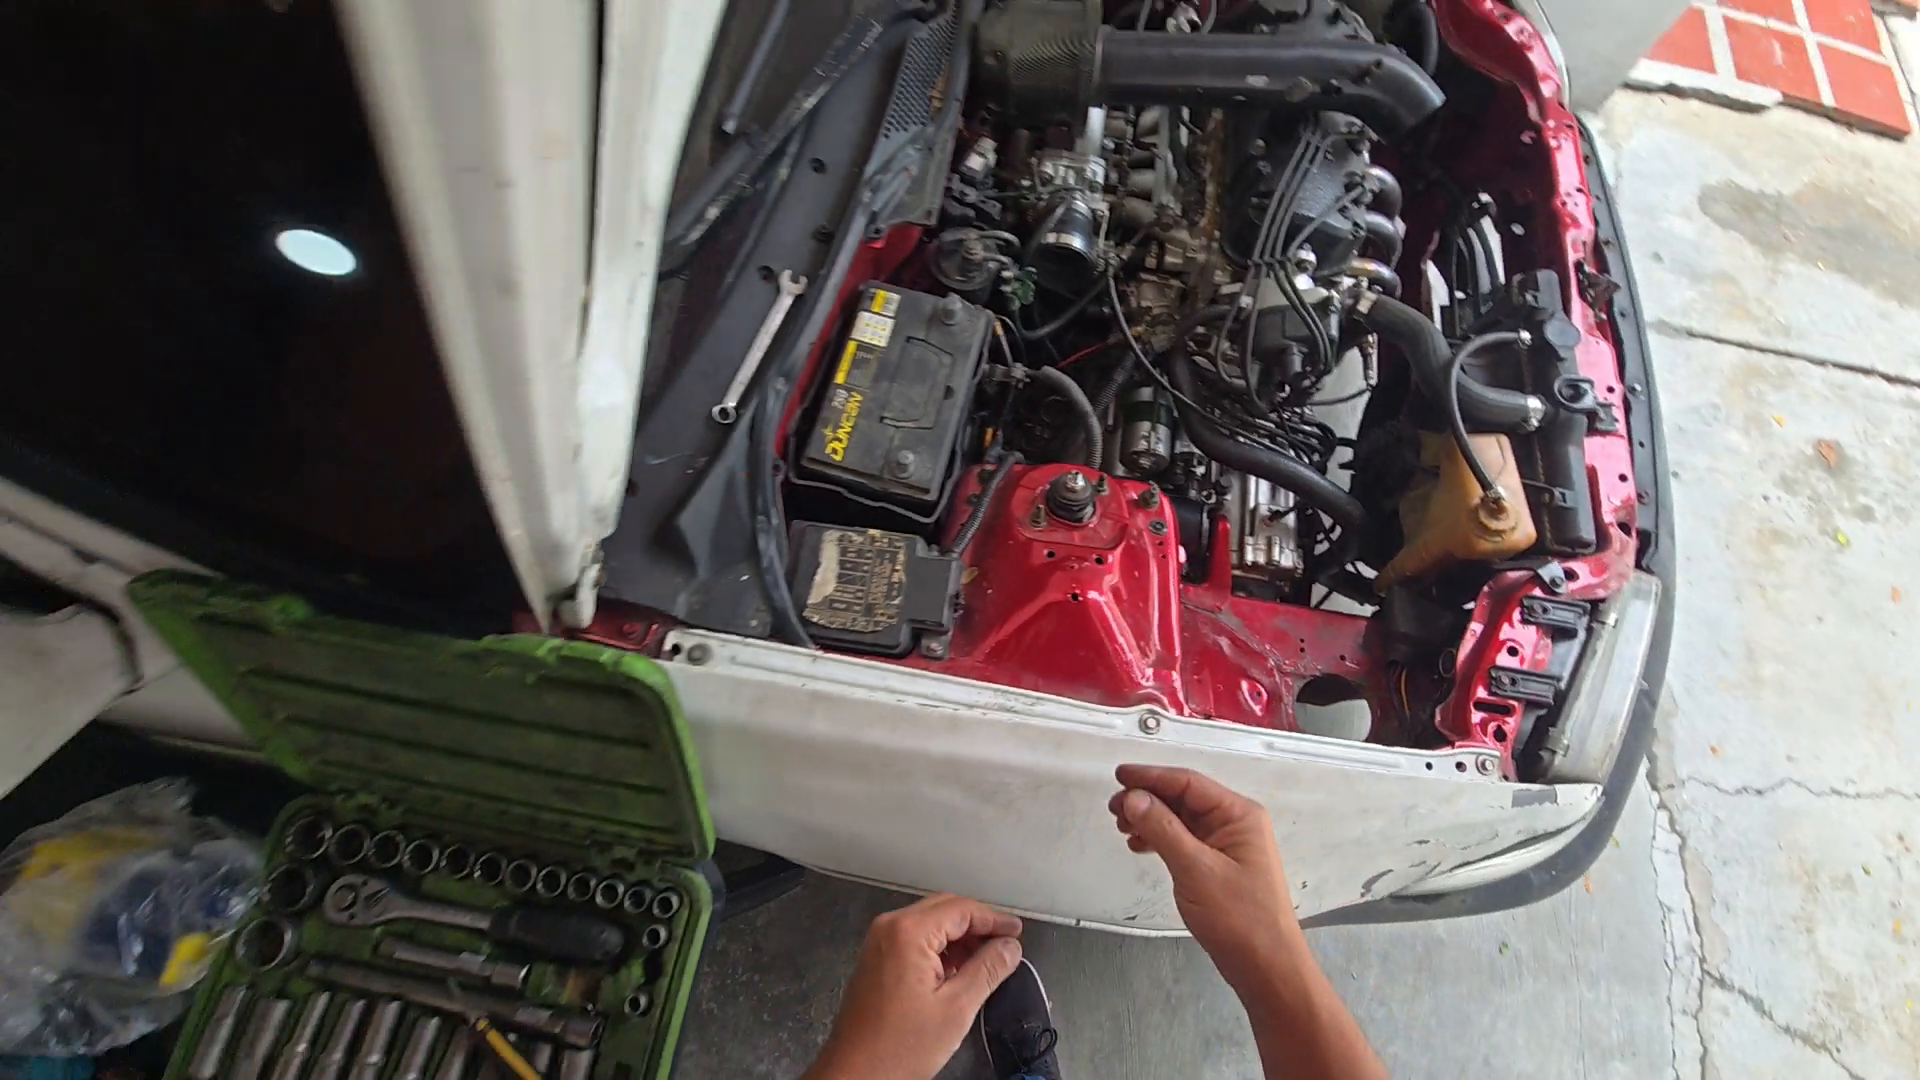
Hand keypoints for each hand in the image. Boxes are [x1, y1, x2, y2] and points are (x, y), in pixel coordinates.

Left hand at [804, 894, 1023, 1079]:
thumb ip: (987, 970)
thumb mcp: (955, 1009)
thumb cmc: (902, 1047)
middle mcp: (890, 925)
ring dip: (959, 937)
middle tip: (1006, 945)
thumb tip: (1010, 947)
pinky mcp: (876, 955)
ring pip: (930, 922)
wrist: (852, 1076)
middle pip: (944, 909)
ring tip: (986, 960)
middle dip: (977, 925)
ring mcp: (880, 939)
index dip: (993, 919)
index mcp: (908, 931)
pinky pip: (915, 937)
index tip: (1017, 932)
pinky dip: (939, 947)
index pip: (961, 909)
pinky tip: (957, 969)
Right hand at [1108, 764, 1302, 992]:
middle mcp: (1233, 823)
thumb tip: (1134, 798)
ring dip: (1149, 818)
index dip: (1151, 776)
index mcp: (1238, 815)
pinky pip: (1181, 838)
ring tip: (1122, 825)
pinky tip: (1140, 843)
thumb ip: (1162, 829)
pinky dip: (1158, 837)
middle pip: (1181, 797)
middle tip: (1115, 806)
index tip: (1121, 775)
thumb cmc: (1243, 921)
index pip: (1187, 782)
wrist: (1267, 971)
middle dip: (1146, 799)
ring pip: (1179, 817)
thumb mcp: (1196, 869)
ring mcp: (1225, 844)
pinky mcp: (1216, 863)